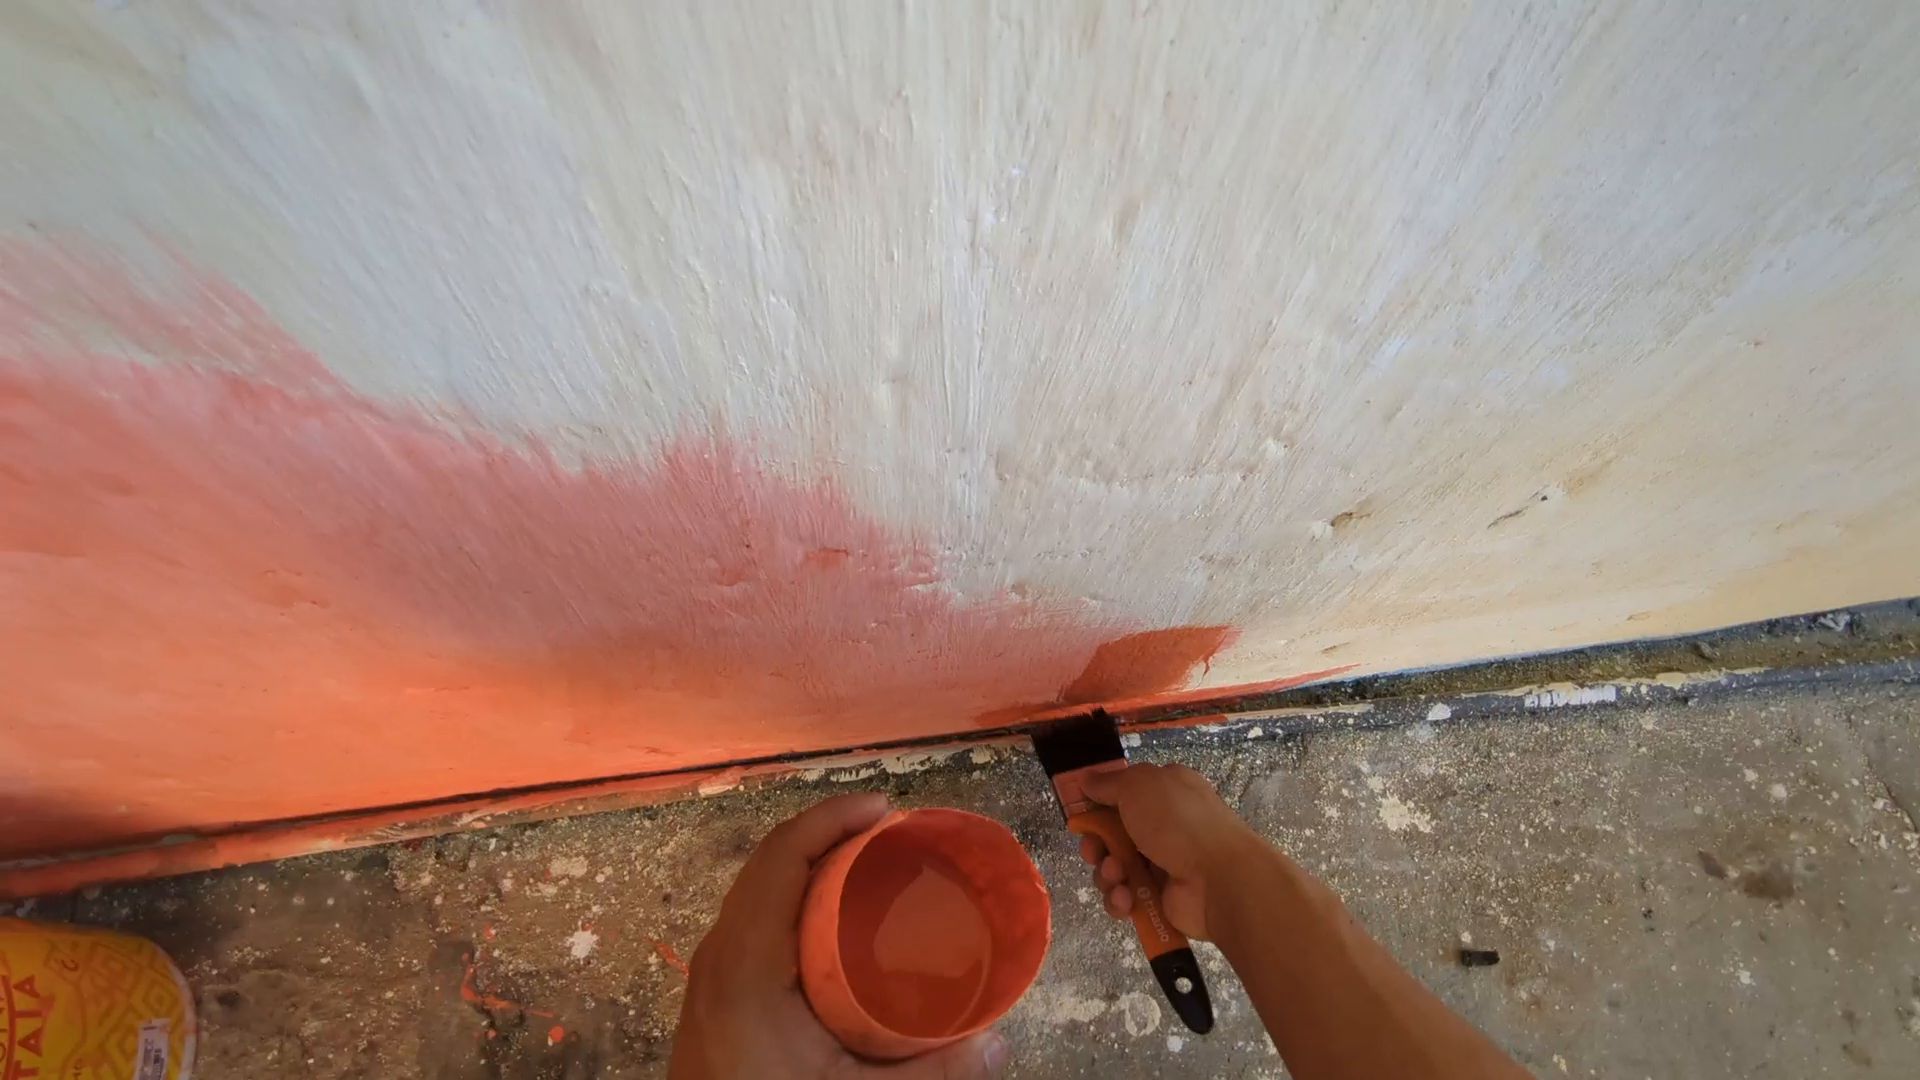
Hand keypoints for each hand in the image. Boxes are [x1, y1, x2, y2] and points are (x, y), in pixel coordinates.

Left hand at [669, 793, 1008, 1079]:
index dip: (832, 816)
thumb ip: (928, 1074)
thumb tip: (999, 1044)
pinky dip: (792, 882)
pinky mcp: (713, 983)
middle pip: (771, 855)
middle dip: (829, 828)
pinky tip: (826, 903)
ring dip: (810, 852)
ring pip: (760, 879)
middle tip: (886, 829)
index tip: (883, 808)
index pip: (783, 854)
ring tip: (863, 856)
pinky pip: (754, 905)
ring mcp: (711, 965)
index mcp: (747, 961)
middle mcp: (721, 949)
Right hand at [1077, 763, 1263, 940]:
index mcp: (1163, 791)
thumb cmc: (1178, 821)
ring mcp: (1163, 863)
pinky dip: (1119, 899)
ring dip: (1107, 873)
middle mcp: (1163, 825)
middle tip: (1093, 853)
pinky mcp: (1160, 899)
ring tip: (1116, 876)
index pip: (1122, 794)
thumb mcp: (1138, 786)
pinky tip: (1126, 899)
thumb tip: (1085, 779)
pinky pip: (1126, 897)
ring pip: (1115, 867)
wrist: (1220, 879)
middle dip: (1097, 845)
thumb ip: (1108, 783)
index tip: (1080, 816)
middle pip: (1112, 834)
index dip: (1098, 805)